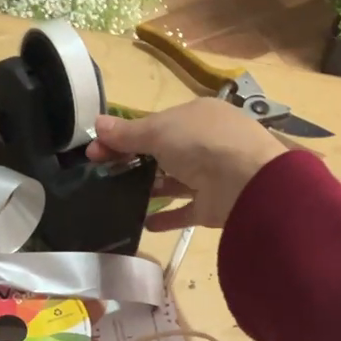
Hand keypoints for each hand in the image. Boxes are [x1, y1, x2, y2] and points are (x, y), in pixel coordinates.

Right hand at [87, 98, 287, 230]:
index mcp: (195, 117)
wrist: (246, 183)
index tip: (94, 152)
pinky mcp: (211, 207)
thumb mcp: (158, 132)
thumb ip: (126, 133)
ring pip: (172, 182)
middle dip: (132, 162)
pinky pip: (183, 211)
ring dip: (147, 189)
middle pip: (161, 153)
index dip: (123, 136)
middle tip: (100, 176)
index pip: (153, 125)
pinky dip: (164, 217)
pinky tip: (142, 223)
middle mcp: (204, 144)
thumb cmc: (201, 144)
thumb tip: (96, 124)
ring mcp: (209, 176)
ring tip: (117, 198)